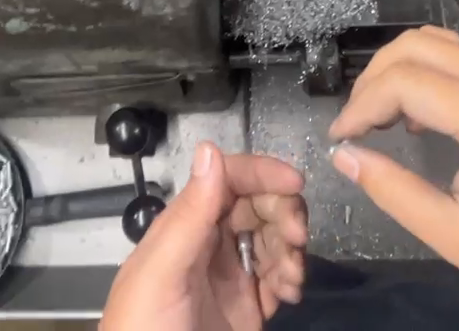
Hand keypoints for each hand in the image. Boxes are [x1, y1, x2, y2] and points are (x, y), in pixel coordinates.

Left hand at [101, 142, 308, 330]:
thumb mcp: (160, 275)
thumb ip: (188, 216)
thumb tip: (211, 149)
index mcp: (183, 227)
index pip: (226, 179)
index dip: (260, 173)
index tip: (295, 181)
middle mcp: (207, 244)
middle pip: (255, 203)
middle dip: (283, 211)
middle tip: (297, 238)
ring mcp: (227, 277)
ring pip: (270, 237)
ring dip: (290, 247)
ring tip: (292, 279)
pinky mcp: (244, 310)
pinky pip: (275, 276)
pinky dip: (289, 277)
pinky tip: (289, 294)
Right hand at [326, 27, 458, 321]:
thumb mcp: (456, 237)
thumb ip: (394, 191)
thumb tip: (344, 155)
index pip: (405, 82)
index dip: (363, 104)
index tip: (341, 136)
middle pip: (416, 46)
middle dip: (374, 78)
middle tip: (356, 121)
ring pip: (436, 42)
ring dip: (397, 67)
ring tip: (378, 112)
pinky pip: (458, 55)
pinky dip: (424, 69)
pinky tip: (415, 112)